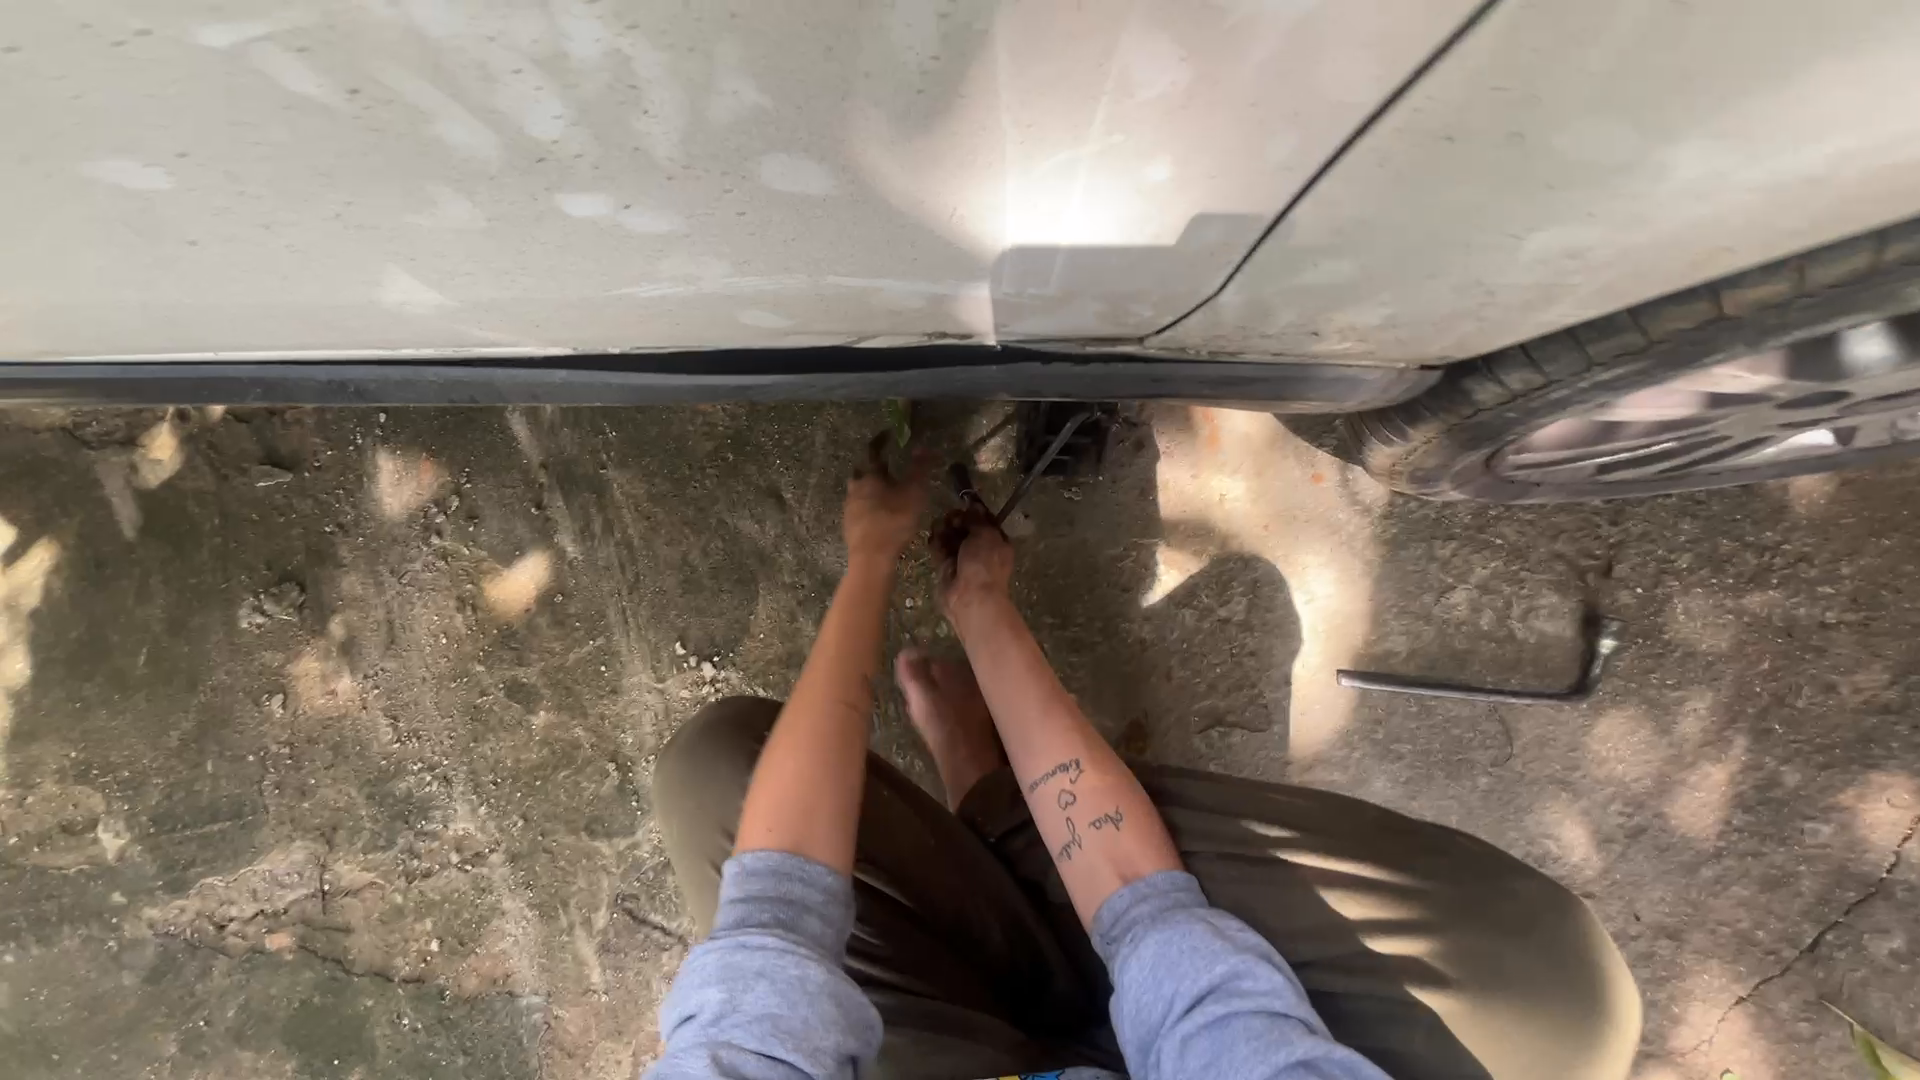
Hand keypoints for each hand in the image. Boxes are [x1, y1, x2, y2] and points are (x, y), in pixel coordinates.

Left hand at [844, 434, 929, 568]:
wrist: (871, 555)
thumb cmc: (894, 519)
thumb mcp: (914, 492)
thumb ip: (920, 468)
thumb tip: (924, 446)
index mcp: (870, 475)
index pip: (873, 450)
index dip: (881, 441)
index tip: (888, 434)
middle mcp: (855, 487)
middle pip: (862, 470)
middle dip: (874, 466)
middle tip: (887, 466)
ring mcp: (850, 506)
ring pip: (859, 490)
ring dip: (870, 487)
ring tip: (885, 491)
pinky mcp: (849, 524)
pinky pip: (858, 507)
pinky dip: (868, 505)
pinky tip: (878, 513)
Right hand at [933, 506, 1013, 617]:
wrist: (970, 596)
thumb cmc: (984, 563)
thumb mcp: (986, 534)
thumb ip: (977, 518)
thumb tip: (973, 505)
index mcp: (997, 541)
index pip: (985, 521)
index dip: (974, 511)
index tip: (964, 504)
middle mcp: (981, 549)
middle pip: (965, 527)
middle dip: (957, 520)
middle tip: (951, 518)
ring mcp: (962, 559)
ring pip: (951, 537)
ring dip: (945, 529)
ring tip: (940, 526)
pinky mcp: (945, 567)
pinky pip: (940, 549)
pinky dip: (936, 542)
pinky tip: (934, 535)